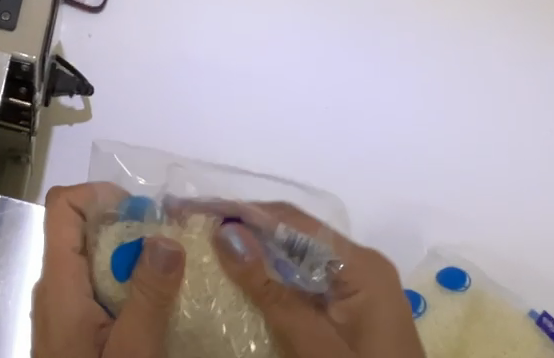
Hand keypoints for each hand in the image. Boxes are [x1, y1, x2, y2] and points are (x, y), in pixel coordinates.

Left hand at [33, 182, 186, 357]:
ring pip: (93, 261)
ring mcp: (61, 312)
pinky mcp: (73, 334)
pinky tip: (159, 309)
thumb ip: (148, 296)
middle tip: (175, 245)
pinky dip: (126, 288)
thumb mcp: (133, 354)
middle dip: (128, 228)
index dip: (100, 194)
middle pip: (82, 229)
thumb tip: (167, 236)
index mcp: (58, 282)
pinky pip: (96, 291)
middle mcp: (53, 288)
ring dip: (132, 260)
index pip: (62, 205)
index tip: (145, 212)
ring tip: (175, 274)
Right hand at [210, 208, 424, 357]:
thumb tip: (225, 231)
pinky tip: (238, 285)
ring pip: (294, 258)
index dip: (240, 211)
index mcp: (361, 265)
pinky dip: (270, 281)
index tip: (193, 210)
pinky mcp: (349, 313)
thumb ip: (270, 291)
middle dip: (242, 229)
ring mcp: (357, 290)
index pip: (290, 220)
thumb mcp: (316, 349)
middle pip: (291, 234)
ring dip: (252, 255)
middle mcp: (360, 266)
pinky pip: (302, 283)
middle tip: (192, 228)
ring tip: (204, 250)